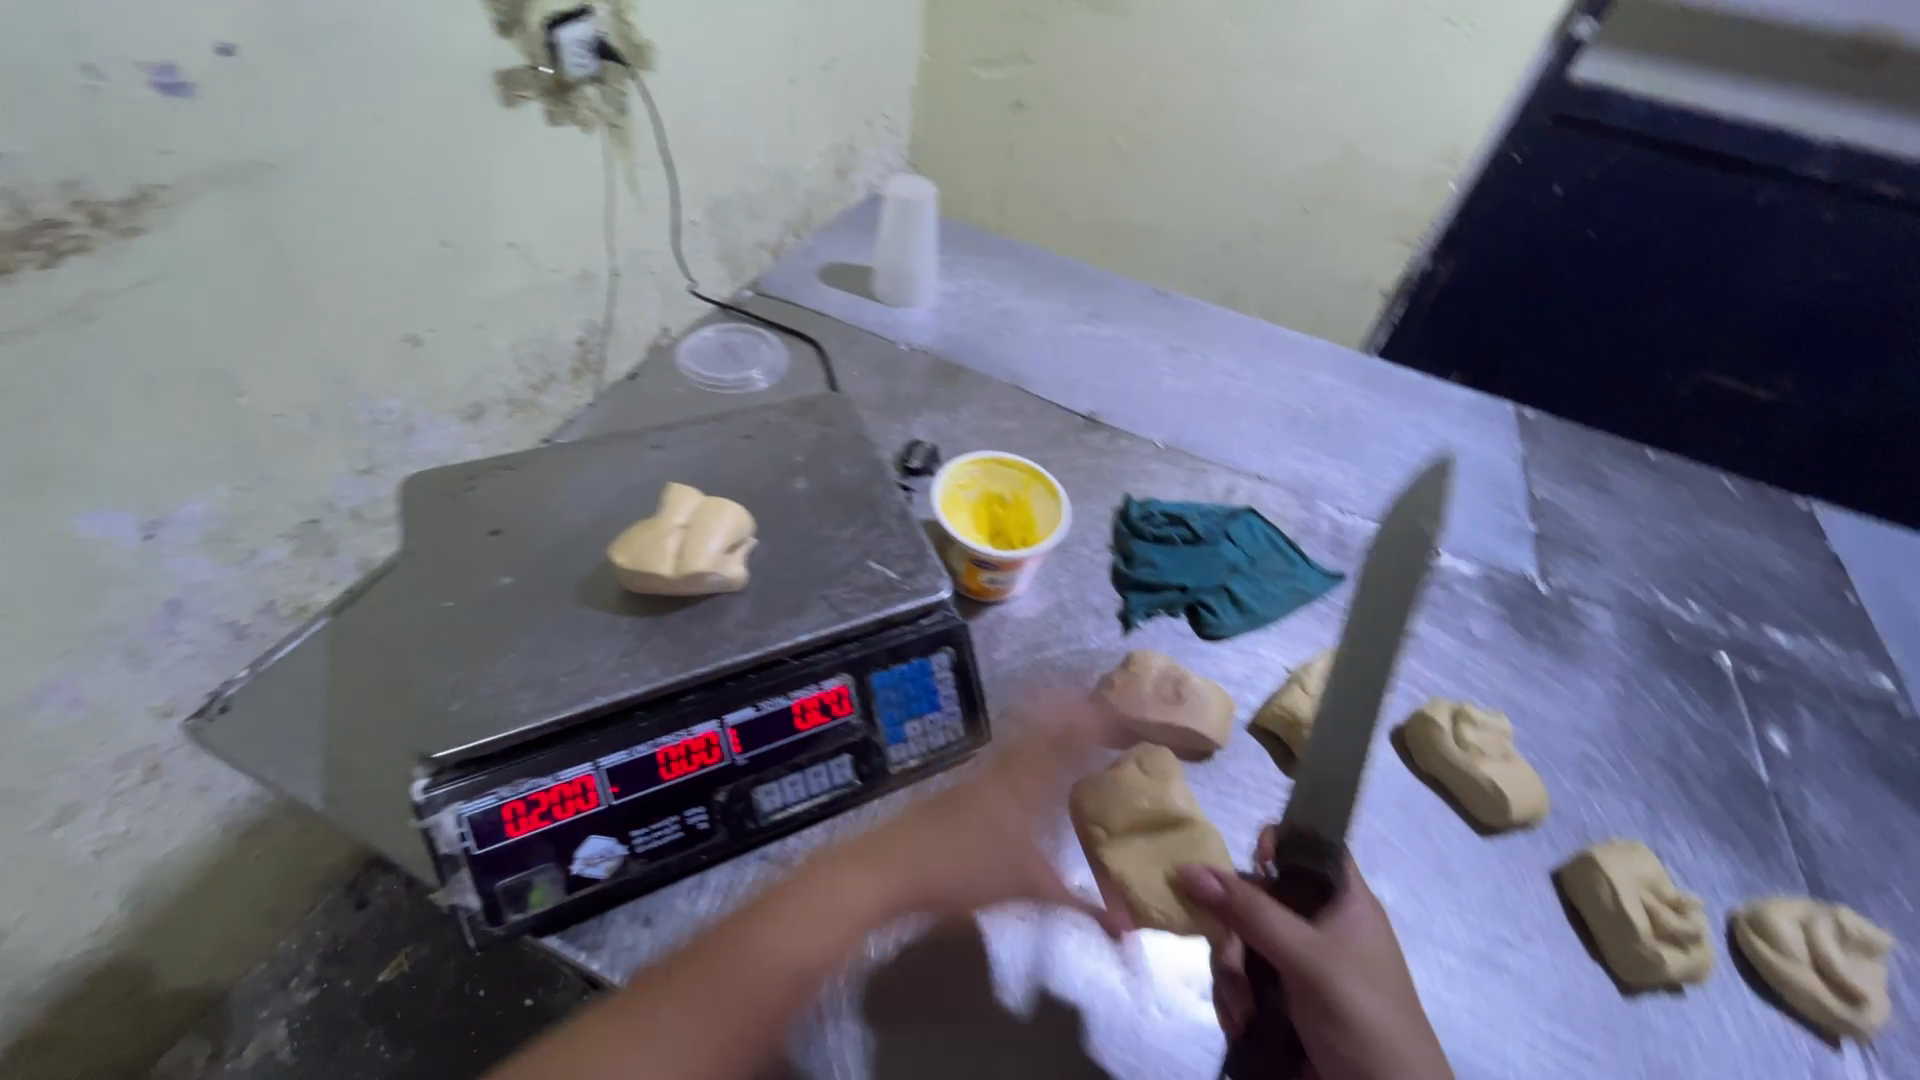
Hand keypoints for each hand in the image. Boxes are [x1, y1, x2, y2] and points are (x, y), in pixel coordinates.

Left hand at [832, 696, 1123, 933]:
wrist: (893, 865)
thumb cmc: (964, 869)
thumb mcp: (1028, 888)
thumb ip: (1080, 904)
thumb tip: (1129, 930)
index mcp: (1027, 782)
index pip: (1067, 740)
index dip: (1094, 722)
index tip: (1123, 711)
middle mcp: (1006, 769)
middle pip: (1043, 728)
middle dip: (1073, 714)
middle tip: (1103, 708)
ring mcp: (981, 776)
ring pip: (1023, 740)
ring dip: (1049, 727)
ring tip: (1074, 723)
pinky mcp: (963, 789)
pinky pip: (1007, 756)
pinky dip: (1028, 747)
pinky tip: (1030, 767)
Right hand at [1176, 828, 1451, 1079]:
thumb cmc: (1362, 1018)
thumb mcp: (1306, 959)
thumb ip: (1248, 911)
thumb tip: (1186, 867)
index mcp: (1341, 900)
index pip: (1308, 845)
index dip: (1277, 842)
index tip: (1251, 862)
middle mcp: (1317, 924)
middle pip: (1256, 897)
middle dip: (1233, 932)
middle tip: (1232, 962)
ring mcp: (1296, 963)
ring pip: (1240, 940)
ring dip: (1230, 974)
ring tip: (1241, 1010)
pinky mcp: (1279, 1000)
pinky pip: (1239, 978)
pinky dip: (1233, 998)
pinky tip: (1239, 1024)